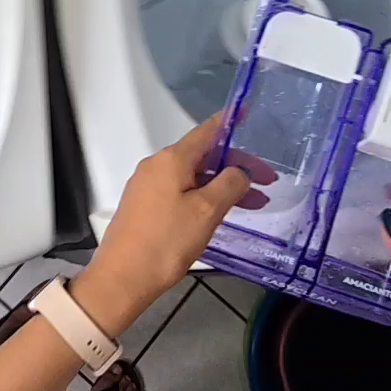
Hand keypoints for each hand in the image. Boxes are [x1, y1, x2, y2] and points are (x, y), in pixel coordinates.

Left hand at [74, 115, 270, 335]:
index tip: (248, 113)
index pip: (206, 131)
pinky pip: (182, 191)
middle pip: (202, 156)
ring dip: (224, 186)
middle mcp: (156, 165)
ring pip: (194, 176)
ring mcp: (148, 186)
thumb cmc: (166, 241)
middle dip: (236, 166)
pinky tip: (223, 212)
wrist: (122, 277)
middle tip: (268, 184)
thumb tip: (238, 171)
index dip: (229, 122)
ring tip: (255, 204)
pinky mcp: (145, 206)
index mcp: (170, 159)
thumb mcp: (206, 211)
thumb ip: (229, 184)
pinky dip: (206, 196)